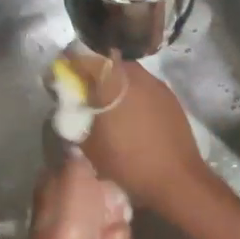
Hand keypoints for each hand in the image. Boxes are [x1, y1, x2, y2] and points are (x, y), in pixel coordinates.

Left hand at [5, 153, 131, 238]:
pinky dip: (114, 237)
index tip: (101, 172)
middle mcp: (66, 201)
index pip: (80, 166)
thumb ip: (78, 160)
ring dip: (115, 217)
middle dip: (109, 195)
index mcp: (55, 182)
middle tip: (105, 203)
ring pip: (113, 208)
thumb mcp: (75, 175)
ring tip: (106, 227)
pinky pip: (116, 231)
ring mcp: (80, 224)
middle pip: (102, 187)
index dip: (93, 170)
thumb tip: (75, 150)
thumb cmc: (70, 216)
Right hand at [64, 54, 209, 213]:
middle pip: (109, 62)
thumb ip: (76, 121)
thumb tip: (70, 109)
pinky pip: (145, 88)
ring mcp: (157, 85)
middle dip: (95, 72)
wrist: (177, 180)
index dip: (70, 63)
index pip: (85, 58)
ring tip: (109, 105)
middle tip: (85, 91)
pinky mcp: (171, 98)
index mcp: (112, 82)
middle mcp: (136, 75)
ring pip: (129, 74)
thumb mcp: (89, 146)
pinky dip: (133, 94)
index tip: (62, 74)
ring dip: (116, 83)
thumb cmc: (128, 163)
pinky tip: (131, 116)